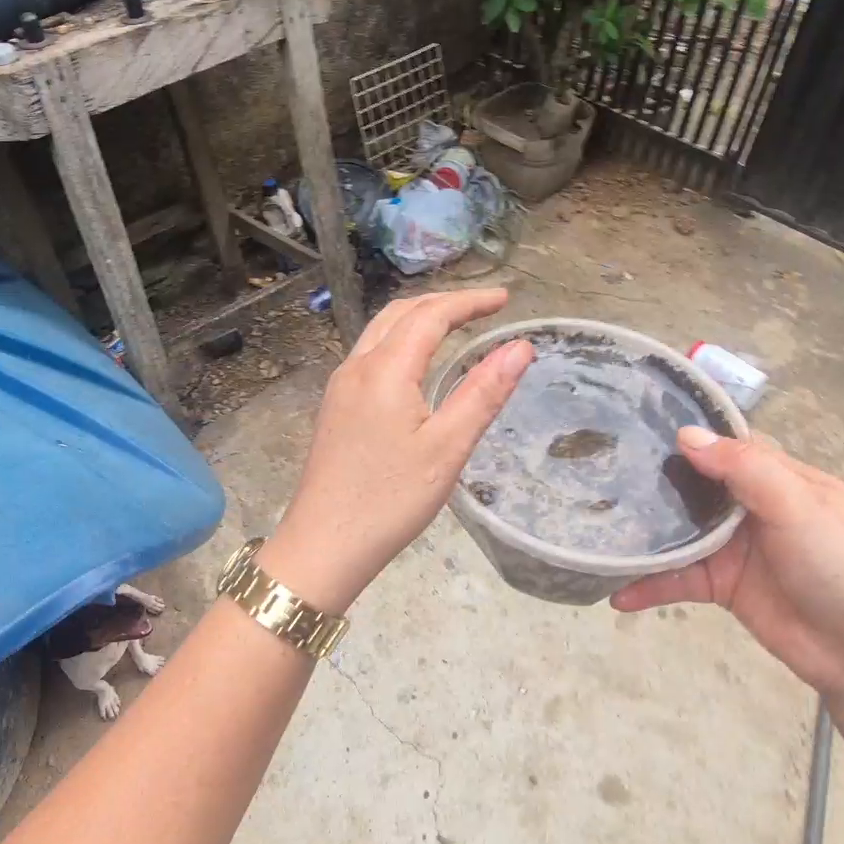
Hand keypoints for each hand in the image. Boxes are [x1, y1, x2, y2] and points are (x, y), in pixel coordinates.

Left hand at [254, 290, 533, 613]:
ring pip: (380, 332)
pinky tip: (416, 364)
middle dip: (443, 303)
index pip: (430, 315)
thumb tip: (520, 346)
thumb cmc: (390, 500)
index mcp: (384, 370)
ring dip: (418, 319)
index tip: (505, 299)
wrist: (323, 544)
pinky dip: (400, 342)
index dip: (469, 302)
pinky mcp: (335, 408)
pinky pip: (369, 355)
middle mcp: (356, 367)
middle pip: (400, 314)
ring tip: (455, 325)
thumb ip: (483, 393)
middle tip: (484, 308)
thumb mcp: (447, 448)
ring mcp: (340, 387)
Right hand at [611, 427, 843, 698]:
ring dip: (646, 535)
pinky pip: (679, 581)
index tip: (636, 424)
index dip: (690, 437)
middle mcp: (755, 509)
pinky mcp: (724, 589)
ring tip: (597, 529)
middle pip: (696, 487)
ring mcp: (737, 550)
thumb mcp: (800, 507)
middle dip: (655, 481)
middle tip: (599, 472)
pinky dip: (650, 587)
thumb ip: (745, 469)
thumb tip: (686, 434)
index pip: (728, 447)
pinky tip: (618, 593)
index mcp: (782, 479)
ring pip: (681, 533)